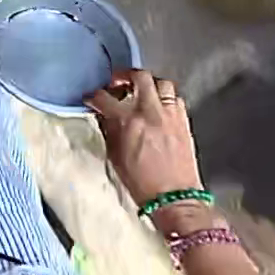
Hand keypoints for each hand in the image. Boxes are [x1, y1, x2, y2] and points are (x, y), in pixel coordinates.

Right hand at [86, 70, 201, 206]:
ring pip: (161, 82)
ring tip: (140, 92)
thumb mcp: (115, 155)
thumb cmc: (141, 183)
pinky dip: (164, 98)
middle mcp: (150, 112)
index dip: (94, 97)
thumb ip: (109, 129)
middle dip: (124, 76)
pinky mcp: (183, 121)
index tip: (91, 99)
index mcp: (128, 121)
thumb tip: (104, 115)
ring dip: (148, 84)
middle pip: (139, 76)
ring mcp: (169, 114)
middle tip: (117, 83)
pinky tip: (158, 108)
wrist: (174, 198)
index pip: (104, 98)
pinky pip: (175, 98)